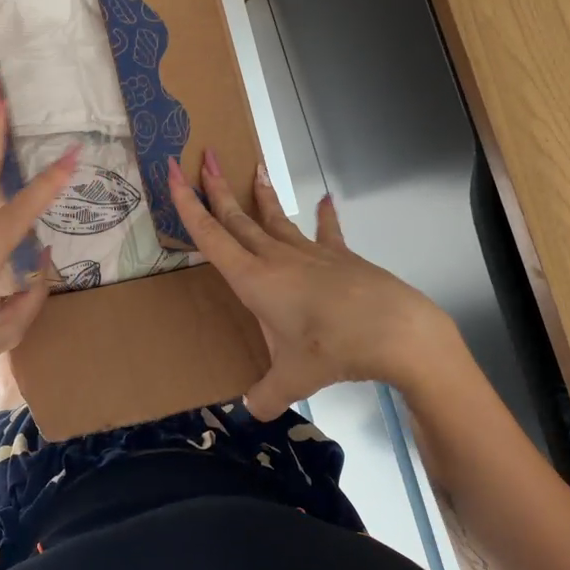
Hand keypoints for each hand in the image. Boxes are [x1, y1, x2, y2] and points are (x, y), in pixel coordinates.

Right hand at [168, 149, 458, 419]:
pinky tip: (325, 200)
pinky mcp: (341, 258)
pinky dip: (324, 217)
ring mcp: (310, 253)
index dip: (187, 204)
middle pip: (237, 217)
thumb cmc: (333, 349)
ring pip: (275, 218)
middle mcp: (276, 257)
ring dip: (261, 195)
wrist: (397, 330)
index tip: (173, 171)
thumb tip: (250, 412)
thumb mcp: (293, 379)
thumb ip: (265, 395)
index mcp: (253, 279)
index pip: (209, 235)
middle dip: (216, 188)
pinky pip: (326, 232)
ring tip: (254, 167)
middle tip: (203, 157)